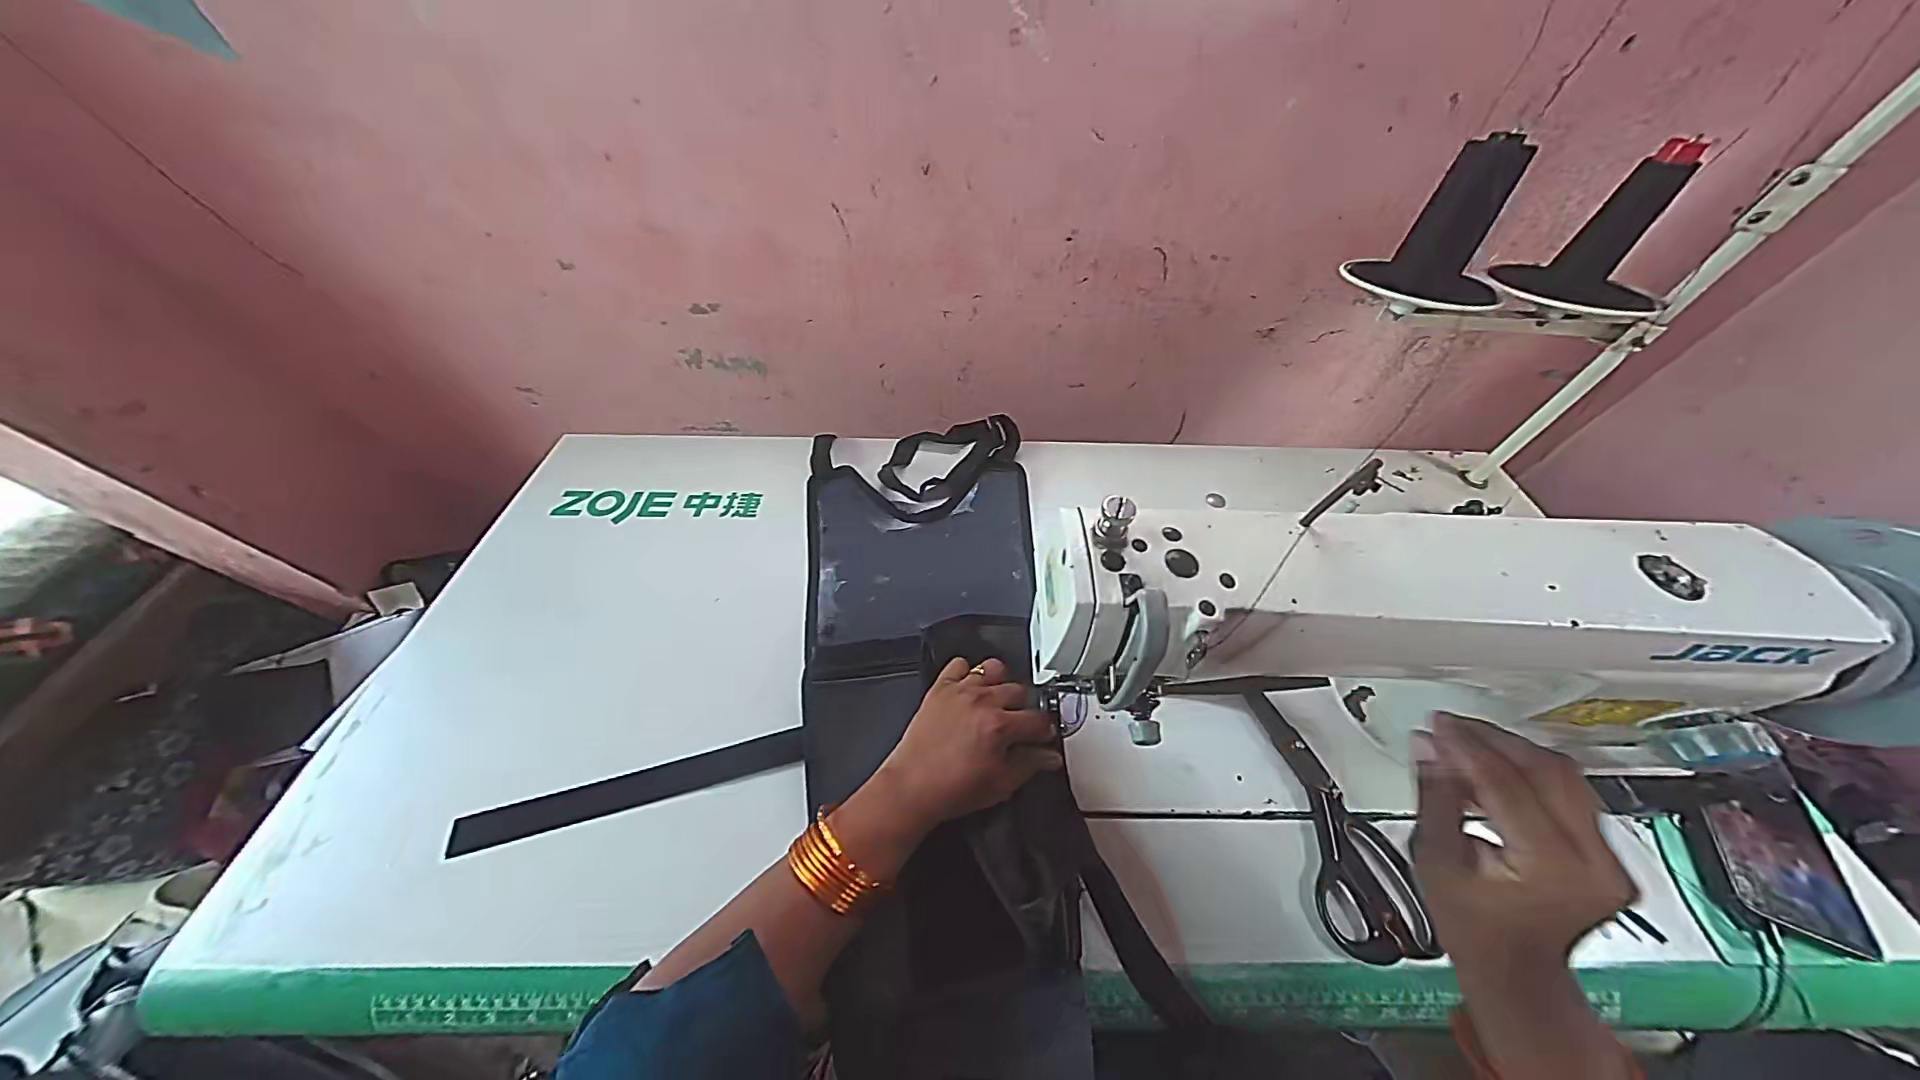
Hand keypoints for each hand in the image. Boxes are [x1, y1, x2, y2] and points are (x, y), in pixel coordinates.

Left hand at [867, 657, 1063, 834]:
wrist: (912, 788)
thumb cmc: (950, 788)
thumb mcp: (1000, 784)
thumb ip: (1029, 764)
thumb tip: (1048, 756)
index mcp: (999, 726)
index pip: (1038, 719)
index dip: (1046, 730)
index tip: (1043, 736)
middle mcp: (981, 702)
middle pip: (1020, 690)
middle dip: (1026, 707)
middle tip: (1021, 723)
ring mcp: (959, 692)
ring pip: (993, 669)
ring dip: (1001, 684)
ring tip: (999, 702)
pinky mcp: (939, 689)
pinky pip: (959, 664)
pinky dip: (968, 672)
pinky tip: (970, 688)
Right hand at [1412, 712, 1636, 969]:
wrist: (1514, 966)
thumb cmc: (1473, 924)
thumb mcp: (1435, 858)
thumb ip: (1435, 797)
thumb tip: (1430, 749)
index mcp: (1553, 869)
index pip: (1507, 784)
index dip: (1466, 748)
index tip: (1437, 726)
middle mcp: (1597, 864)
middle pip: (1548, 772)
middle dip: (1492, 740)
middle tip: (1450, 725)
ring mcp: (1612, 860)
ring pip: (1565, 776)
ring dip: (1511, 749)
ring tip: (1466, 740)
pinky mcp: (1611, 853)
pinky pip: (1571, 791)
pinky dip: (1528, 770)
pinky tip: (1492, 766)